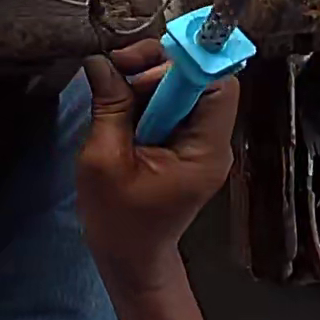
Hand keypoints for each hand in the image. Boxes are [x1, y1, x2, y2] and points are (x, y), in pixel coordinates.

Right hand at [77, 40, 240, 293]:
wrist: (130, 258)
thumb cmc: (118, 221)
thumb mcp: (103, 161)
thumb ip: (109, 107)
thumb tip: (101, 61)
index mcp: (204, 150)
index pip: (218, 86)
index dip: (184, 65)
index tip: (139, 65)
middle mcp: (212, 141)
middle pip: (200, 80)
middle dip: (157, 67)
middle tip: (116, 69)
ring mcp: (200, 142)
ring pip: (182, 88)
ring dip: (147, 81)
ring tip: (112, 90)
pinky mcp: (185, 143)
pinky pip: (172, 105)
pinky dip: (146, 97)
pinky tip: (121, 106)